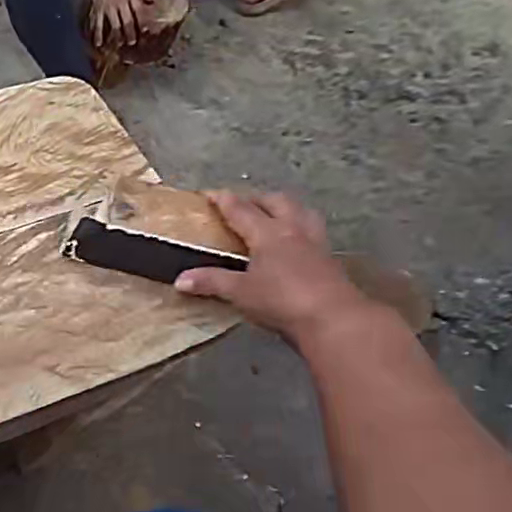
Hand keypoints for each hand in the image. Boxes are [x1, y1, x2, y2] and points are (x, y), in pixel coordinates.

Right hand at [89, 0, 156, 47]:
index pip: (139, 11)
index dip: (142, 22)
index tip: (144, 31)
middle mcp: (121, 2)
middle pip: (127, 21)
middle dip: (130, 33)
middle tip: (132, 43)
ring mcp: (109, 6)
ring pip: (115, 24)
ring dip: (117, 36)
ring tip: (119, 45)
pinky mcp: (98, 7)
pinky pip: (98, 22)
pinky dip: (98, 33)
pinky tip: (98, 43)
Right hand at [174, 191, 374, 341]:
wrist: (331, 317)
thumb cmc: (282, 301)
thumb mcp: (241, 293)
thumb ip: (212, 282)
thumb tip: (181, 280)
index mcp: (268, 233)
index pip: (241, 209)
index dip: (223, 200)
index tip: (210, 193)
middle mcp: (293, 229)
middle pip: (275, 201)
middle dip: (257, 198)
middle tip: (244, 203)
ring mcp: (315, 242)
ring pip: (300, 211)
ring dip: (285, 206)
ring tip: (276, 212)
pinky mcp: (329, 258)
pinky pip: (314, 231)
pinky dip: (302, 227)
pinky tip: (299, 241)